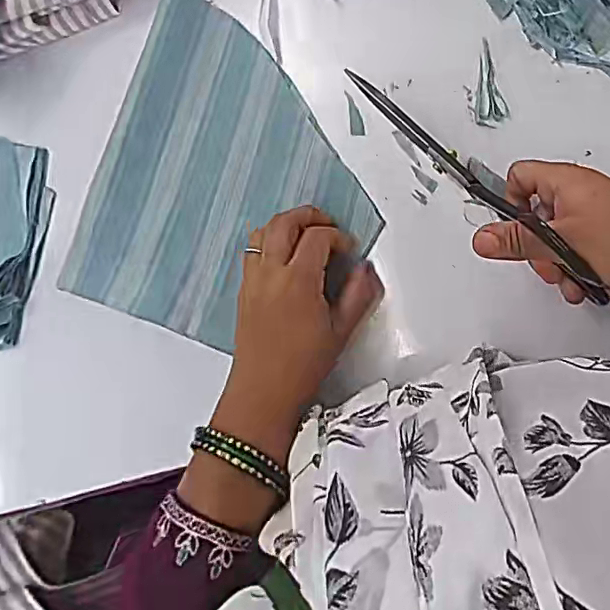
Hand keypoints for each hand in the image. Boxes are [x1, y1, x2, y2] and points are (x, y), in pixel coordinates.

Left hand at [215, 206, 382, 461]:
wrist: (263, 393)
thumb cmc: (300, 368)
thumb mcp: (342, 331)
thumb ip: (359, 295)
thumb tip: (366, 270)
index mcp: (298, 281)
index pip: (318, 237)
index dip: (338, 236)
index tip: (348, 249)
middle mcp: (271, 275)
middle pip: (285, 222)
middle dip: (310, 216)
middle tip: (328, 224)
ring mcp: (253, 281)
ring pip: (263, 231)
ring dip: (286, 225)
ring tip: (306, 235)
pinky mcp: (244, 291)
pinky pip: (253, 250)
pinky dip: (269, 241)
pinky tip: (285, 257)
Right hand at [469, 161, 609, 302]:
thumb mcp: (561, 245)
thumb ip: (518, 241)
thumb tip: (484, 237)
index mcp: (567, 180)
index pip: (519, 176)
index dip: (510, 202)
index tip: (515, 230)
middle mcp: (581, 189)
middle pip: (536, 210)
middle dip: (537, 243)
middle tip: (546, 261)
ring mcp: (595, 209)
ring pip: (556, 232)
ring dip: (556, 260)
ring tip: (570, 276)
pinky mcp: (607, 228)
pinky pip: (577, 243)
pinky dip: (574, 263)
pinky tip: (584, 280)